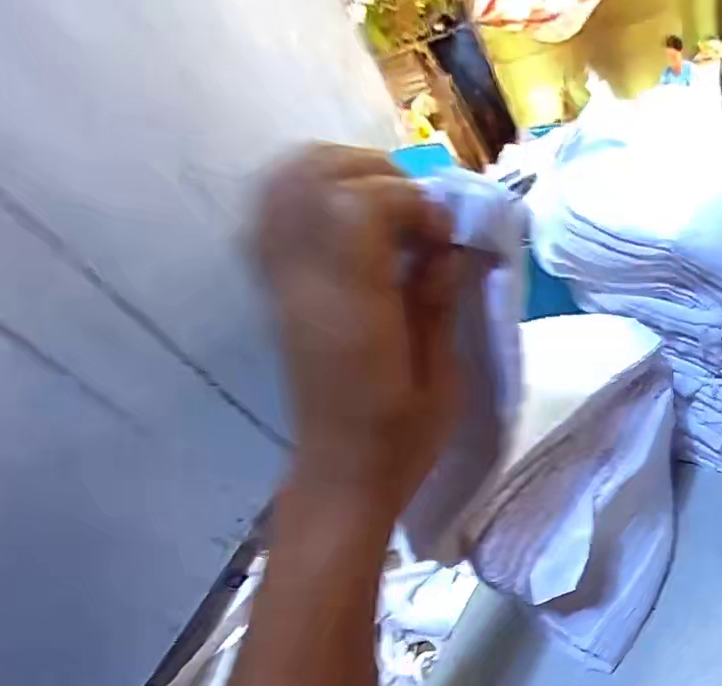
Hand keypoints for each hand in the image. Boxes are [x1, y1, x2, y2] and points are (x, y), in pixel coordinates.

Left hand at [255, 144, 462, 513]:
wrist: (342, 473)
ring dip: (345, 176)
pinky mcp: (273, 287)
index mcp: (352, 314)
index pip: (358, 207)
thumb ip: (440, 302)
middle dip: (378, 176)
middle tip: (424, 215)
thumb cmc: (404, 440)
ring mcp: (279, 282)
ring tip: (393, 210)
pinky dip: (315, 193)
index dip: (410, 201)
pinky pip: (276, 207)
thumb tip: (448, 246)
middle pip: (315, 177)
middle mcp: (304, 285)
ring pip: (287, 180)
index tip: (448, 234)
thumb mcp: (444, 379)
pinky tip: (354, 221)